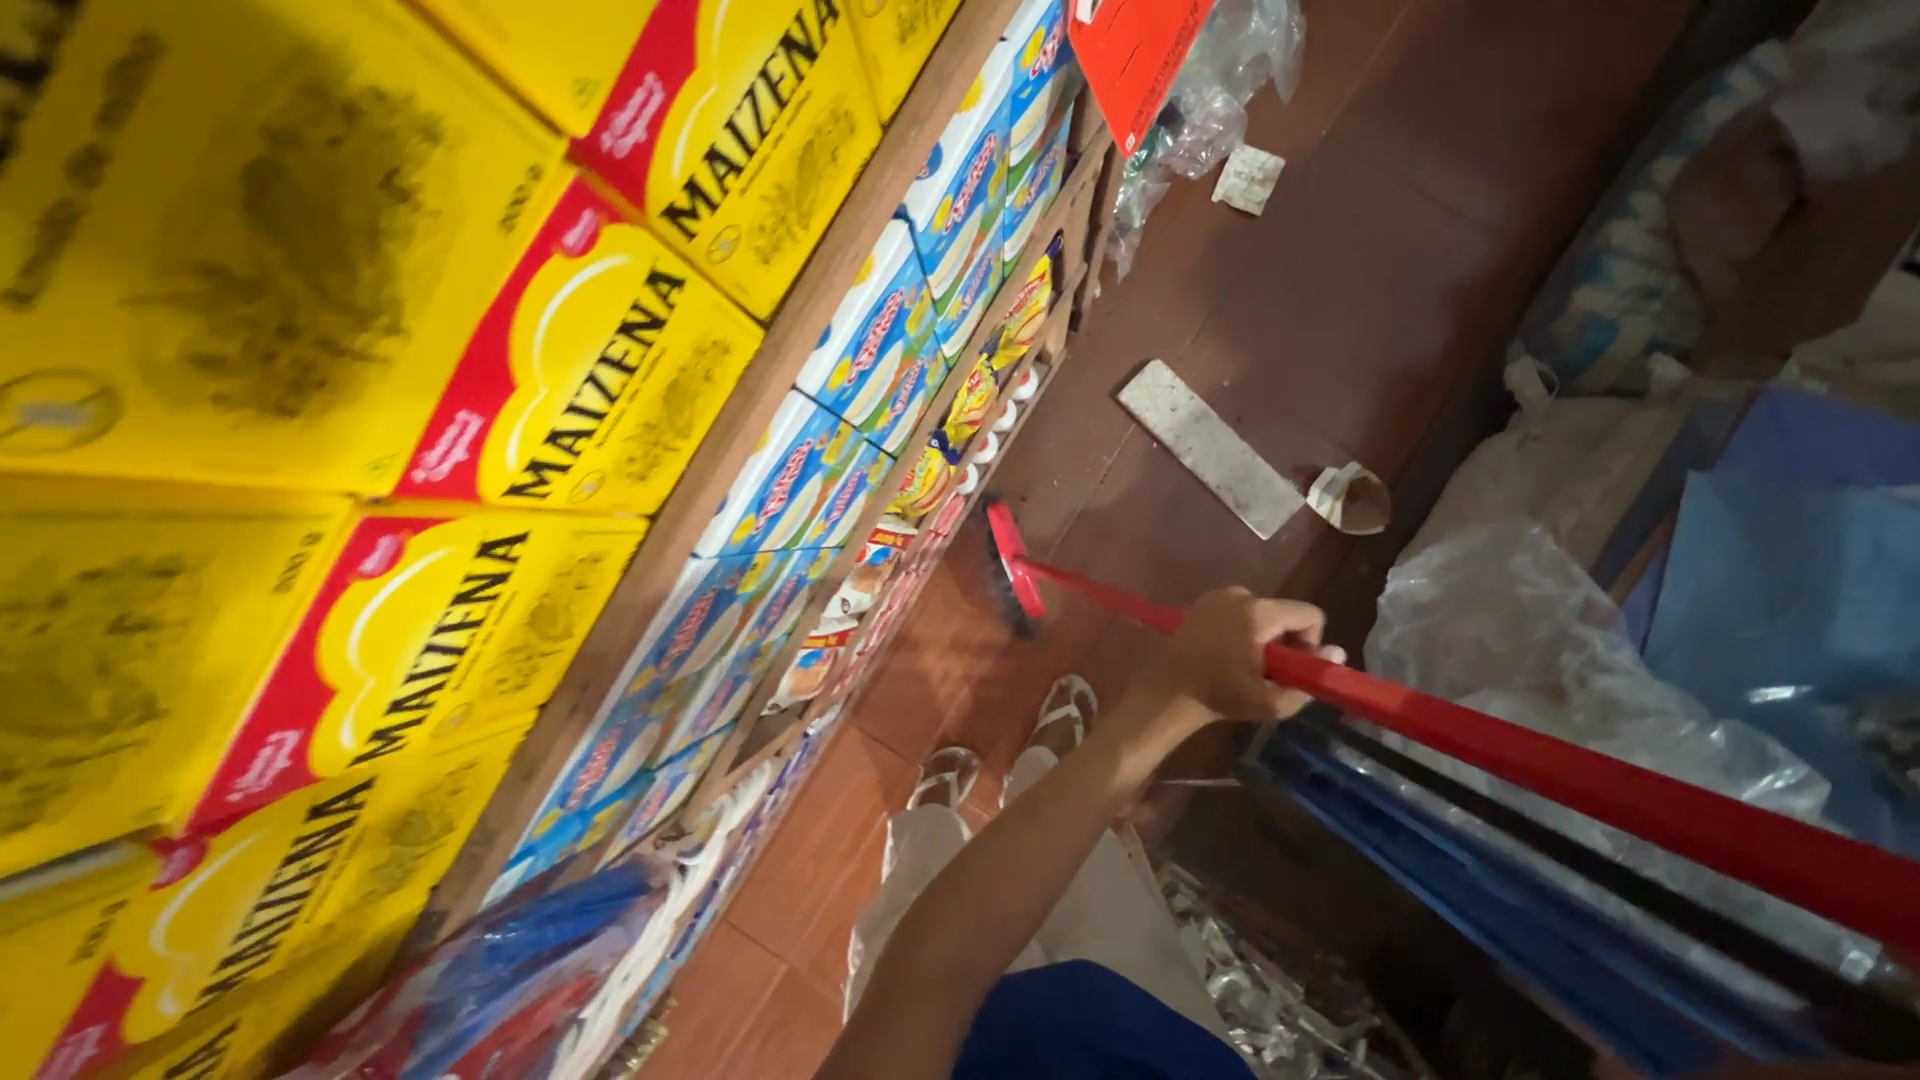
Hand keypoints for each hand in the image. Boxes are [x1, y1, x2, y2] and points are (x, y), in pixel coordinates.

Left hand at [1136, 587, 1346, 722]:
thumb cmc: (1221, 696)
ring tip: (1243, 663)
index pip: (1309, 614)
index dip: (1310, 642)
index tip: (1292, 666)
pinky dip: (1241, 628)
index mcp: (1258, 612)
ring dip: (1262, 635)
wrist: (1170, 691)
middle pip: (1284, 613)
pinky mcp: (1203, 601)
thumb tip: (1337, 653)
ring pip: (1262, 612)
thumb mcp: (1272, 701)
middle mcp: (1240, 594)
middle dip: (1284, 640)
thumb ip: (1310, 678)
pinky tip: (1226, 652)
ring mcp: (1218, 595)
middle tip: (1265, 670)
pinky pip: (1239, 610)